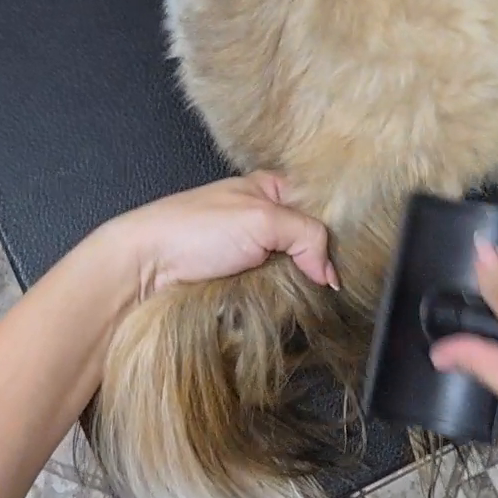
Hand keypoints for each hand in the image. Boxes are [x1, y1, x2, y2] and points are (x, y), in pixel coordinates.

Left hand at [93, 172, 339, 301]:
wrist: (144, 267)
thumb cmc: (196, 229)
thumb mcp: (262, 218)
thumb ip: (308, 236)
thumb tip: (331, 275)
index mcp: (270, 189)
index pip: (319, 206)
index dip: (337, 229)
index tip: (353, 256)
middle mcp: (263, 218)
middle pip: (308, 242)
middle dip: (319, 262)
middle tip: (331, 283)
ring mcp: (251, 253)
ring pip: (292, 271)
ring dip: (300, 286)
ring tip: (314, 299)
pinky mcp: (239, 282)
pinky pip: (272, 292)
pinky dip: (280, 301)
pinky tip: (291, 308)